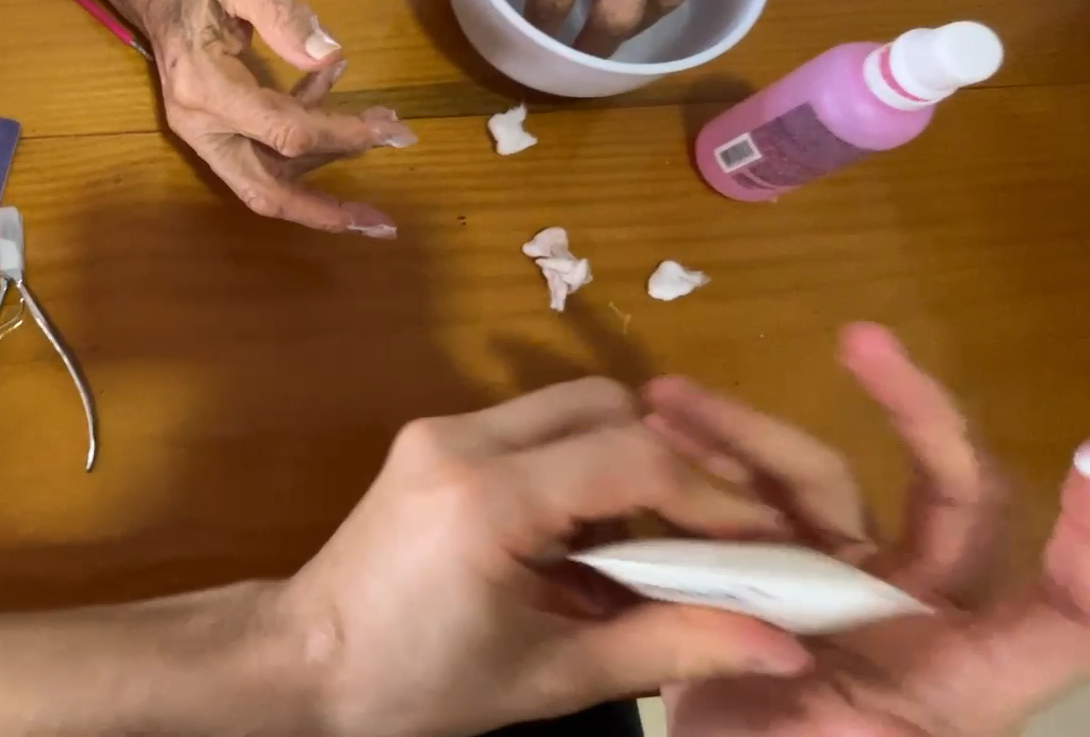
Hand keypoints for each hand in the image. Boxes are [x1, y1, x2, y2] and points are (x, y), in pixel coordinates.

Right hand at [126, 0, 414, 236]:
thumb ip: (282, 13)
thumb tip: (327, 55)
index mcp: (205, 89)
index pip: (283, 132)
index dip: (340, 135)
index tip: (391, 128)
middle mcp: (202, 127)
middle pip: (264, 192)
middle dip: (324, 211)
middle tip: (382, 223)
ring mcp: (206, 135)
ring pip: (269, 178)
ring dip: (327, 163)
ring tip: (384, 129)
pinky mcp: (217, 132)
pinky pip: (266, 150)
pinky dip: (306, 133)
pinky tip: (332, 83)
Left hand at [279, 379, 813, 736]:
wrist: (307, 655)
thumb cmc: (417, 684)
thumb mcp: (549, 676)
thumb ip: (666, 646)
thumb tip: (783, 637)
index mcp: (486, 496)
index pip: (628, 456)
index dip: (712, 494)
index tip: (768, 543)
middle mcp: (459, 438)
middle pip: (598, 404)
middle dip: (670, 459)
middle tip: (718, 536)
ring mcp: (439, 430)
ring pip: (563, 409)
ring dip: (623, 459)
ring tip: (663, 543)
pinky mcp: (431, 440)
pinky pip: (527, 429)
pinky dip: (577, 465)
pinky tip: (596, 535)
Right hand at [643, 323, 1089, 735]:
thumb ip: (861, 734)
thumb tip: (854, 694)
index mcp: (963, 669)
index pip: (1076, 611)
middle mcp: (912, 600)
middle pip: (947, 494)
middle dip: (914, 408)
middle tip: (855, 337)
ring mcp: (836, 567)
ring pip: (813, 475)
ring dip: (739, 428)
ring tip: (661, 400)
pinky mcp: (766, 551)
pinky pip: (742, 487)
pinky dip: (701, 451)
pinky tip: (655, 429)